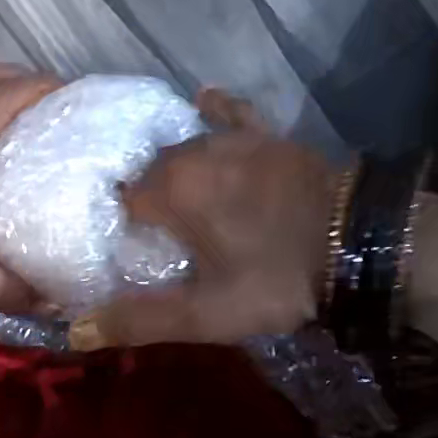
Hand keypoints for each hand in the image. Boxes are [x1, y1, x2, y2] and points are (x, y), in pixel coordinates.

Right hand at [70, 90, 346, 348]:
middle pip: (147, 174)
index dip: (118, 228)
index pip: (119, 201)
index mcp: (169, 188)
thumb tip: (75, 332)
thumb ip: (138, 320)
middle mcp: (190, 150)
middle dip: (143, 200)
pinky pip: (229, 113)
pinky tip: (202, 106)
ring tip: (170, 196)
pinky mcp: (265, 135)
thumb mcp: (204, 313)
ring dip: (170, 169)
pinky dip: (213, 113)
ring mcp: (231, 137)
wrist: (363, 245)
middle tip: (150, 234)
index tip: (125, 251)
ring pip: (180, 148)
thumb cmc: (276, 281)